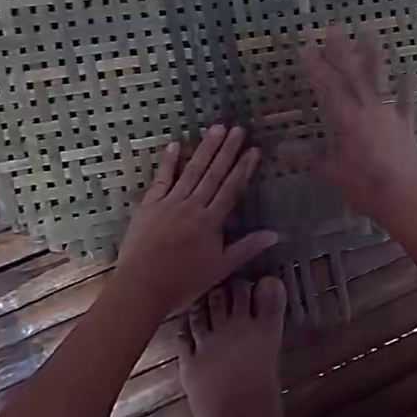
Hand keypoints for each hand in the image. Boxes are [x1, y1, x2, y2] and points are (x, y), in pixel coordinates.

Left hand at [114, 125, 279, 313]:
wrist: (141, 287)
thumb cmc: (184, 281)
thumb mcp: (221, 267)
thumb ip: (247, 247)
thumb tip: (275, 234)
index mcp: (211, 221)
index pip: (232, 188)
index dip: (244, 168)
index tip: (254, 149)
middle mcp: (192, 206)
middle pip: (214, 173)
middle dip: (227, 150)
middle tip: (238, 129)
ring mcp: (169, 203)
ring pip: (192, 171)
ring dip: (205, 149)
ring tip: (216, 129)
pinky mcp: (149, 206)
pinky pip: (161, 179)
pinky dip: (169, 162)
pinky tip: (175, 145)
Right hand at [301, 27, 416, 223]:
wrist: (404, 197)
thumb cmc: (365, 187)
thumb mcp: (333, 172)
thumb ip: (309, 156)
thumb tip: (280, 148)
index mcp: (347, 121)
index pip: (327, 88)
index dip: (316, 68)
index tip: (306, 49)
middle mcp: (368, 111)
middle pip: (352, 75)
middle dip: (341, 52)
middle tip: (333, 29)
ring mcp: (390, 115)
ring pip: (379, 80)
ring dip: (373, 56)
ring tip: (370, 33)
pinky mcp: (406, 125)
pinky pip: (406, 102)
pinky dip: (407, 87)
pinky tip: (410, 70)